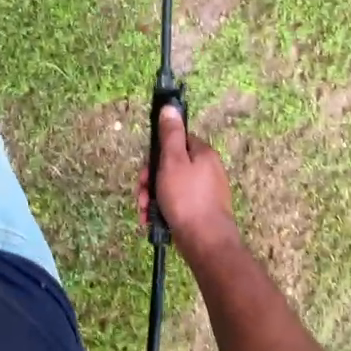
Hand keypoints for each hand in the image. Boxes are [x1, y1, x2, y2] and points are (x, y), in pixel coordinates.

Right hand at [138, 103, 238, 254]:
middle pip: (171, 165)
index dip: (157, 153)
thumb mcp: (172, 161)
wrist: (206, 243)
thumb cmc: (186, 198)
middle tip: (143, 192)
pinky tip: (152, 219)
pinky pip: (177, 202)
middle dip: (151, 179)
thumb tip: (170, 107)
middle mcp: (207, 170)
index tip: (146, 168)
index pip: (176, 141)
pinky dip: (162, 208)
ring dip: (153, 195)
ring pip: (170, 185)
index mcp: (203, 154)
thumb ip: (170, 134)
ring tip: (145, 210)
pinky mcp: (201, 211)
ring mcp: (205, 192)